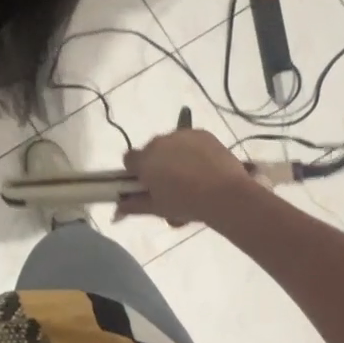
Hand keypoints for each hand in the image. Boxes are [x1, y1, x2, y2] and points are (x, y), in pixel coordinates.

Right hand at [116, 129, 263, 227]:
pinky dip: (193, 150)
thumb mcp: (157, 209)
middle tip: (171, 184)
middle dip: (157, 164)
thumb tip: (118, 207)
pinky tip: (204, 167)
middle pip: (151, 151)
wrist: (226, 195)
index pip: (129, 159)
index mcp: (144, 160)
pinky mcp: (201, 133)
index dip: (136, 171)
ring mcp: (181, 135)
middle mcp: (159, 142)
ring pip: (171, 145)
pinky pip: (190, 140)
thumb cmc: (186, 204)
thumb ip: (133, 206)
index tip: (147, 184)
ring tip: (192, 176)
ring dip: (175, 156)